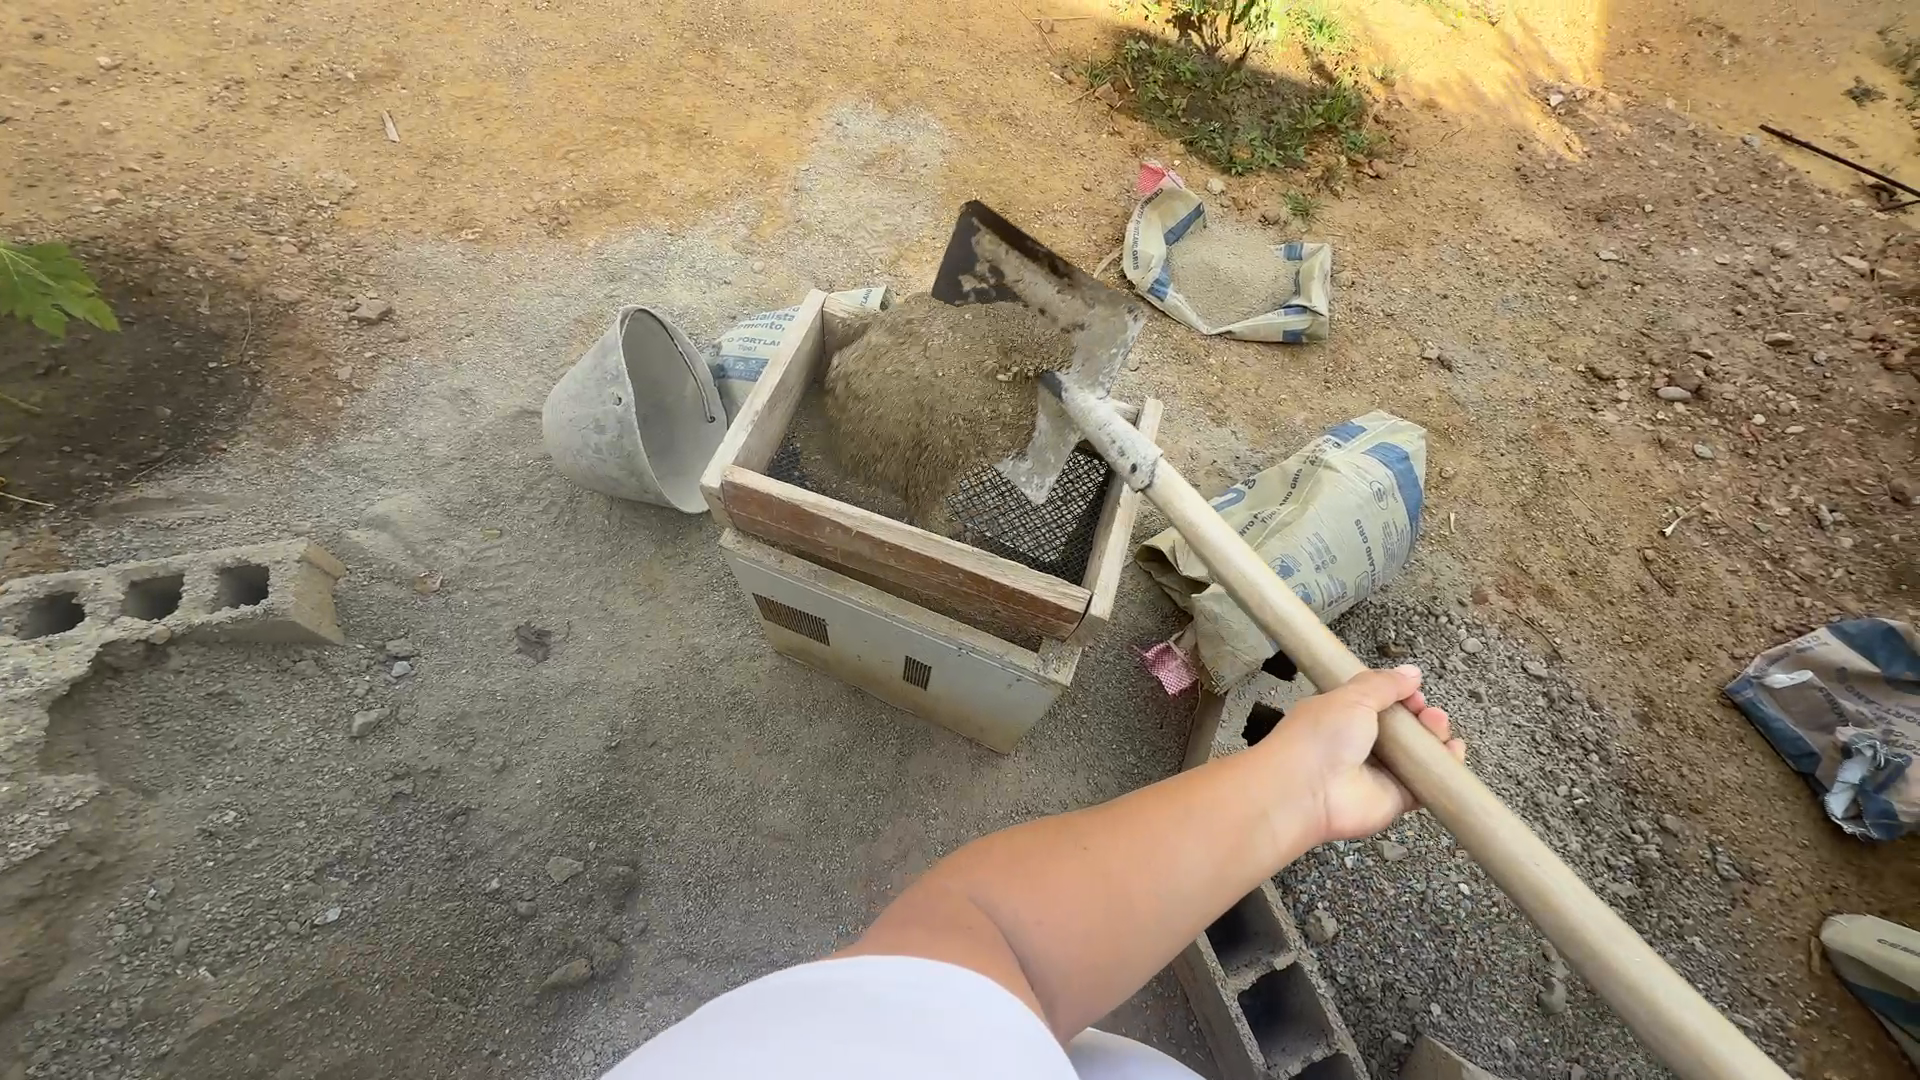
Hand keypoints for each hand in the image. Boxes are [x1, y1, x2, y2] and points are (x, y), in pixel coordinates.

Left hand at [1257, 665, 1464, 843]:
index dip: (1398, 694)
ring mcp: (1377, 770)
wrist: (1307, 790)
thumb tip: (1410, 673)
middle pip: (1401, 726)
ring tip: (1438, 726)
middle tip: (1428, 712)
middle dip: (1421, 715)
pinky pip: (1426, 782)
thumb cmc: (1318, 738)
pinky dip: (1443, 769)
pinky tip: (1453, 752)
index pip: (1376, 700)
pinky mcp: (1395, 796)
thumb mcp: (1349, 698)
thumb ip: (1381, 685)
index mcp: (1340, 713)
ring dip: (1434, 737)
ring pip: (1417, 752)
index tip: (1412, 690)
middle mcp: (1358, 741)